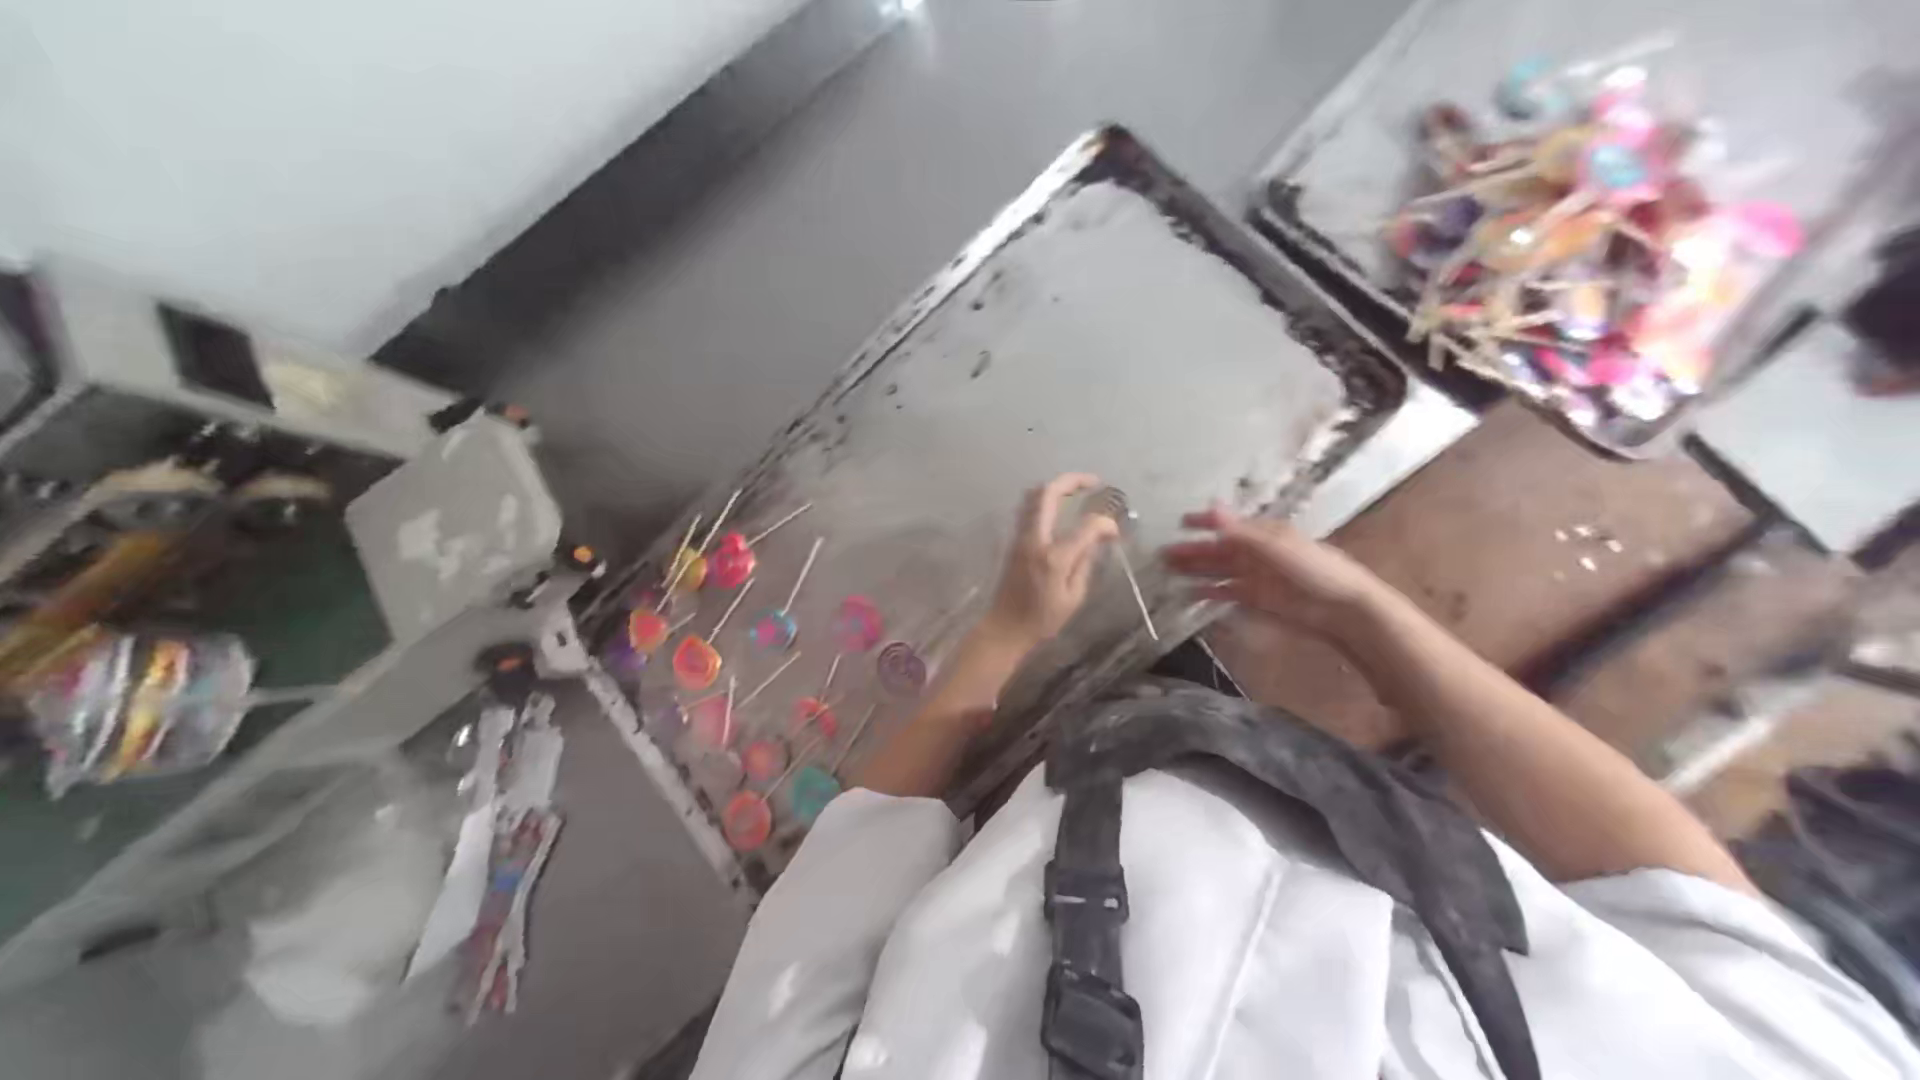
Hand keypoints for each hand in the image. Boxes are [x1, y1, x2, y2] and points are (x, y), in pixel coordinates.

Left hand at [977, 473, 1119, 654]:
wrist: (1005, 628)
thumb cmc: (1042, 619)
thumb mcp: (1074, 596)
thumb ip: (1086, 562)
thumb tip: (1098, 537)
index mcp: (1054, 557)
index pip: (1085, 526)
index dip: (1104, 523)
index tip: (1114, 531)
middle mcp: (1034, 540)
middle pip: (1048, 493)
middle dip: (1072, 481)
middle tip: (1094, 483)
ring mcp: (1020, 537)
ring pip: (1033, 496)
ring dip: (1056, 487)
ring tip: (1077, 490)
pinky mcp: (1014, 540)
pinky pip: (1028, 508)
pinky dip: (1045, 499)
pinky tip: (1060, 507)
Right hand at [1161, 504, 1388, 639]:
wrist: (1342, 608)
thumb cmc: (1313, 569)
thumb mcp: (1276, 545)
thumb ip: (1240, 530)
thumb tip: (1211, 506)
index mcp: (1262, 534)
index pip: (1226, 525)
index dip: (1204, 522)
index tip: (1181, 522)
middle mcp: (1255, 552)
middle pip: (1217, 549)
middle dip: (1191, 550)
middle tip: (1163, 553)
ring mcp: (1254, 576)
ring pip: (1217, 570)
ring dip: (1194, 569)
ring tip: (1168, 571)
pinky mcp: (1255, 598)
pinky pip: (1225, 592)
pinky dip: (1207, 592)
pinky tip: (1189, 594)